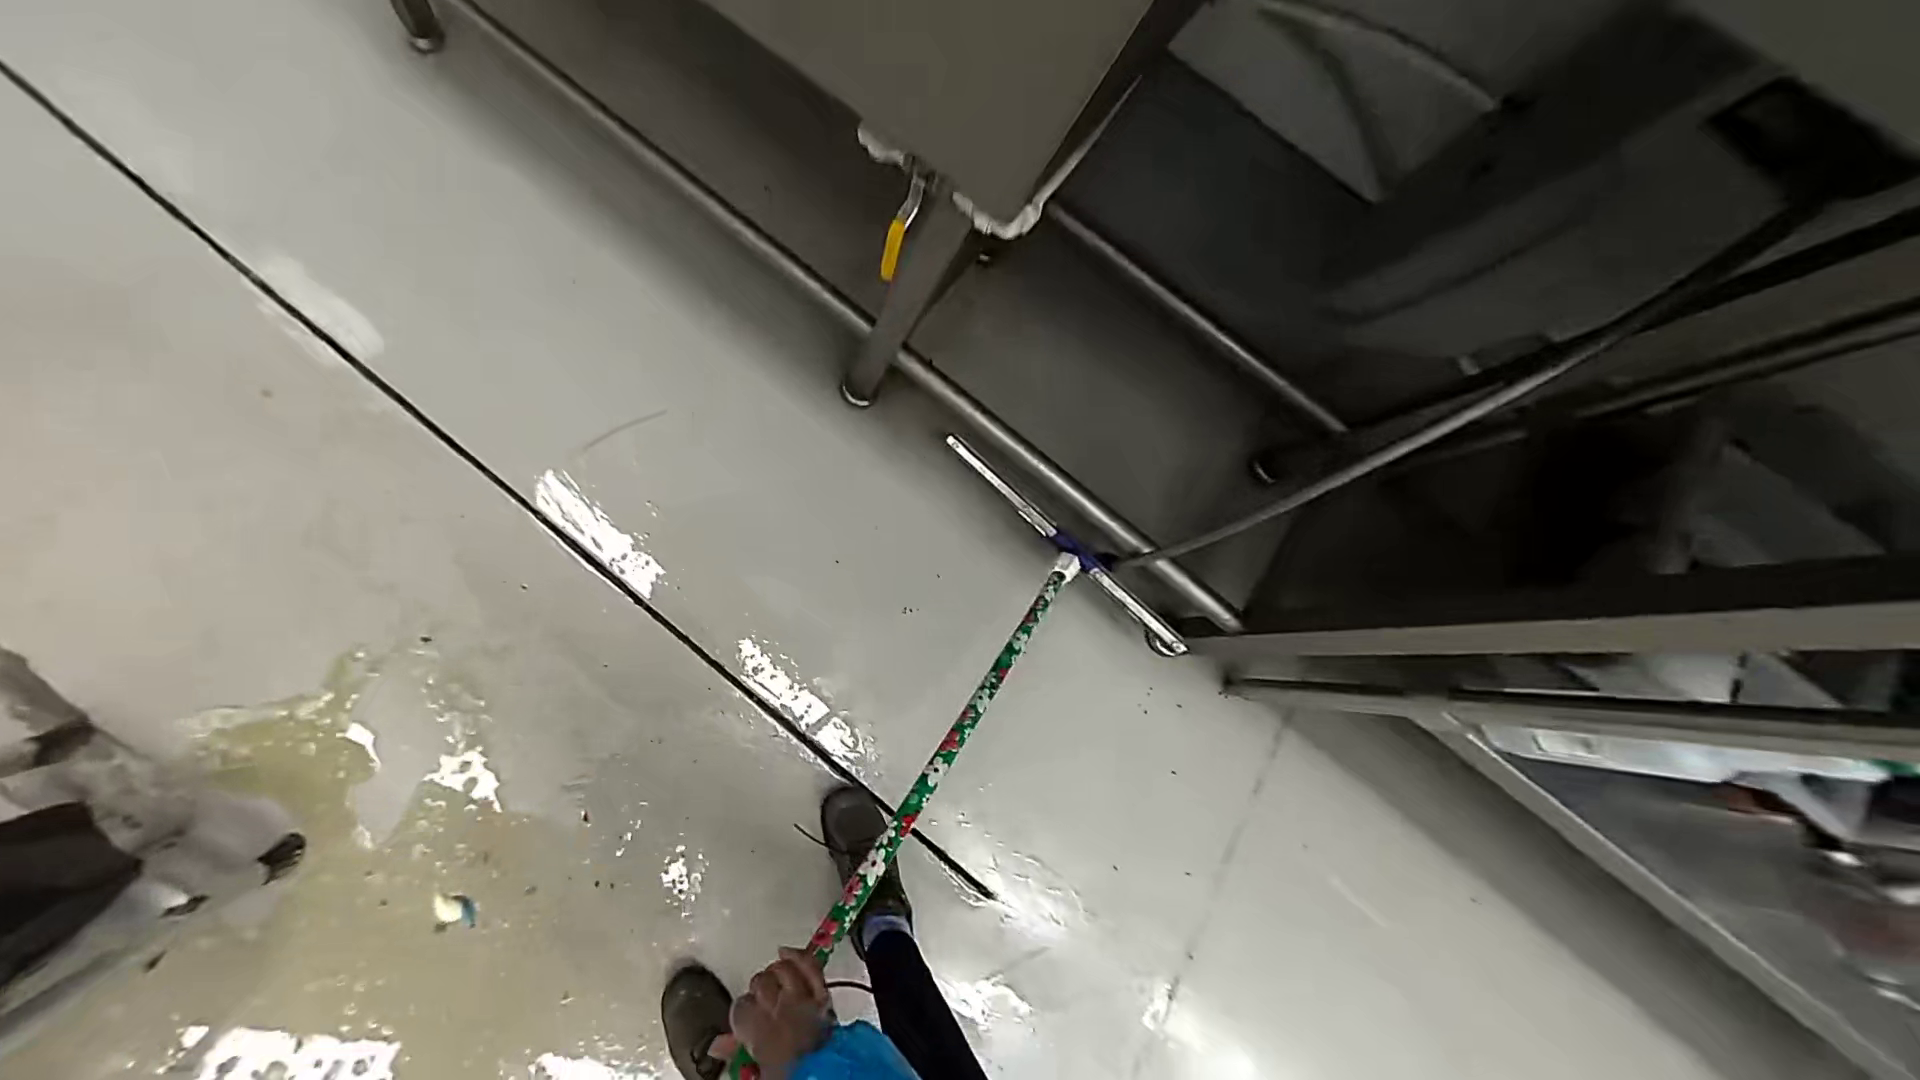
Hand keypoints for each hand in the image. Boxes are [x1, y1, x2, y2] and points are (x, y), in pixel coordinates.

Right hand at [710, 947, 832, 1078]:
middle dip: (758, 992)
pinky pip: (809, 964)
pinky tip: (785, 952)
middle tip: (762, 1007)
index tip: (744, 1022)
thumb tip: (717, 1044)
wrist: (827, 1075)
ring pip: (781, 969)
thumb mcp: (758, 1071)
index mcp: (763, 1033)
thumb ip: (738, 1053)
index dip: (740, 1014)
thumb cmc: (791, 1074)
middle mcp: (783, 1009)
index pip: (740, 1007)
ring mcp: (804, 997)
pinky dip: (797, 955)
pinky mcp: (822, 992)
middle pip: (761, 982)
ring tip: (774, 984)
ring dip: (775, 973)